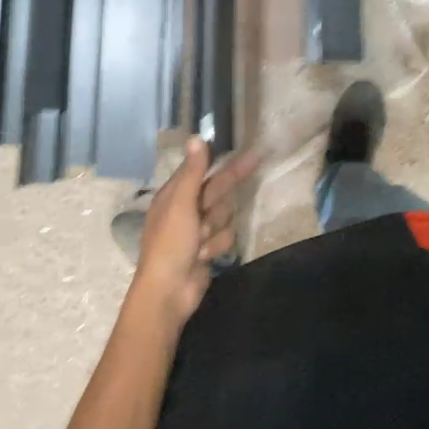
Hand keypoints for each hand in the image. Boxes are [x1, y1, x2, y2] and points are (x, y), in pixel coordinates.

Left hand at [128, 137, 258, 328]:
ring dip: (217, 228)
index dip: (221, 159)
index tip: (242, 148)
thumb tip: (196, 137)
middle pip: (217, 188)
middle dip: (232, 179)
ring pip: (225, 215)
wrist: (169, 291)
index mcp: (174, 194)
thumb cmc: (170, 243)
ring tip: (201, 241)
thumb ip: (193, 172)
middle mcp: (186, 208)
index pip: (202, 169)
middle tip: (258, 157)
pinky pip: (225, 237)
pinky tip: (204, 256)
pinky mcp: (208, 248)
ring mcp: (198, 229)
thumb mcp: (180, 204)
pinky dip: (217, 246)